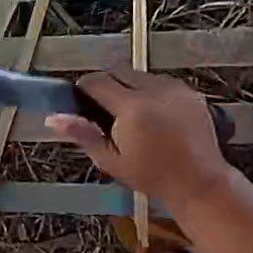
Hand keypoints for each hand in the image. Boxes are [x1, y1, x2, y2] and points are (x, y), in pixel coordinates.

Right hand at [45, 70, 236, 209]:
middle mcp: (153, 91)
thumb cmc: (152, 176)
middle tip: (106, 110)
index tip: (82, 101)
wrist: (198, 182)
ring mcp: (175, 89)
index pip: (97, 81)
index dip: (85, 88)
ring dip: (130, 86)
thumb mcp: (111, 160)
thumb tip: (54, 118)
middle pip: (118, 71)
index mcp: (131, 108)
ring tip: (132, 115)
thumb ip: (83, 134)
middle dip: (107, 84)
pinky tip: (154, 115)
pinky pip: (162, 82)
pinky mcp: (190, 93)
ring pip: (141, 75)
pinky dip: (152, 91)